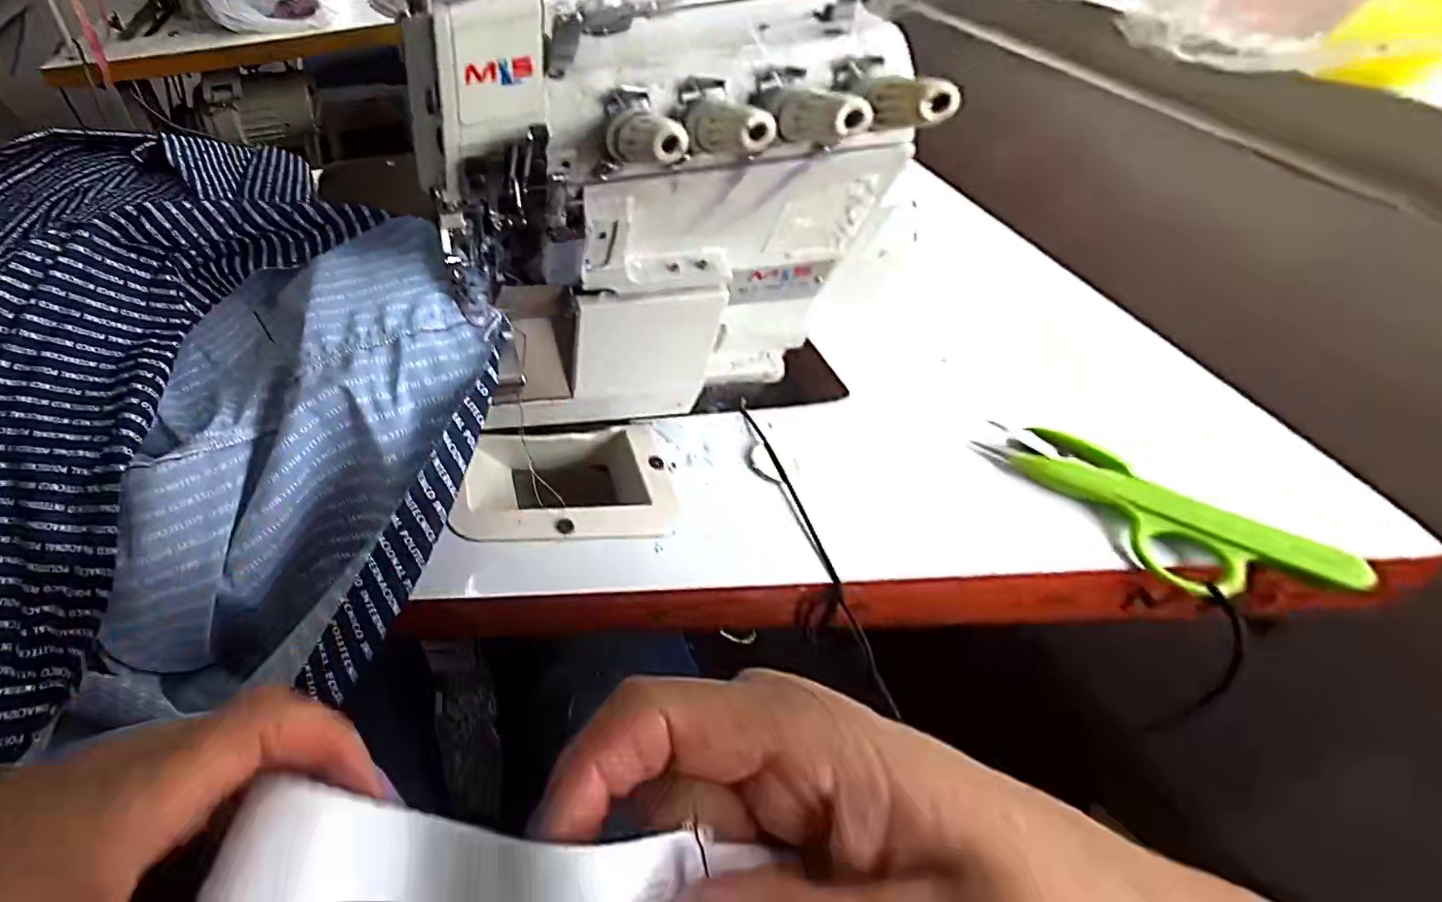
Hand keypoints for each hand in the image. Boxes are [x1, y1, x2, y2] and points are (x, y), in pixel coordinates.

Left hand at [0, 687, 384, 901]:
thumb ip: (199, 889)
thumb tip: (261, 882)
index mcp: (141, 785)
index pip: (268, 717)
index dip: (335, 741)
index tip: (375, 803)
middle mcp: (116, 768)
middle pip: (240, 744)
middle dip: (300, 786)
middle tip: (331, 848)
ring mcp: (72, 791)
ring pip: (190, 780)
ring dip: (242, 817)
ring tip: (264, 873)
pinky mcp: (36, 821)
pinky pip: (141, 813)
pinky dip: (184, 842)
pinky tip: (173, 889)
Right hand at [537, 670, 1261, 900]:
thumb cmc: (1052, 899)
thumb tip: (661, 898)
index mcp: (787, 727)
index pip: (650, 719)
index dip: (588, 773)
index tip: (551, 860)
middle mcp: (764, 744)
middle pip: (656, 796)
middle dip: (633, 873)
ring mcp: (779, 789)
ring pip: (684, 847)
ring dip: (678, 896)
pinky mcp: (793, 836)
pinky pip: (726, 873)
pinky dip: (714, 899)